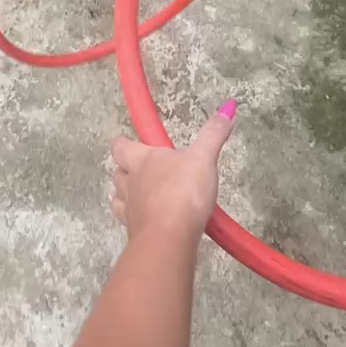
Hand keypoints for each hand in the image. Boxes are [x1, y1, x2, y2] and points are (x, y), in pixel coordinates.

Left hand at [110, 100, 236, 245]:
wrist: (169, 239)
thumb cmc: (183, 191)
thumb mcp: (204, 157)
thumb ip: (214, 133)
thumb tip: (229, 107)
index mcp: (141, 160)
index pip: (121, 146)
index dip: (124, 143)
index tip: (133, 143)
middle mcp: (130, 184)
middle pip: (117, 173)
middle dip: (126, 171)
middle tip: (143, 171)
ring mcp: (130, 211)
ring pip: (118, 199)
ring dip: (127, 196)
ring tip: (145, 196)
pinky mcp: (136, 235)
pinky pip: (131, 224)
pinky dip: (140, 221)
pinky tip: (155, 222)